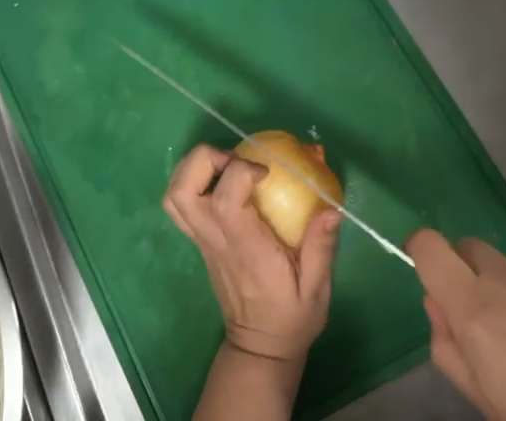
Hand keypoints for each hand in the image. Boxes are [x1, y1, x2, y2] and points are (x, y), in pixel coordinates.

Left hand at [163, 143, 340, 363]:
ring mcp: (202, 239)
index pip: (224, 200)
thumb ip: (321, 247)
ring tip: (228, 164)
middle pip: (183, 190)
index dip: (240, 172)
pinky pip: (179, 204)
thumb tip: (331, 209)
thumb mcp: (316, 287)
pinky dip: (191, 181)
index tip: (268, 171)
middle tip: (238, 160)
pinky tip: (221, 179)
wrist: (259, 346)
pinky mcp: (199, 240)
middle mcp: (215, 239)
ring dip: (194, 168)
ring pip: (174, 194)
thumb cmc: (290, 316)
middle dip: (206, 159)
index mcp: (245, 247)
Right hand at [409, 230, 505, 420]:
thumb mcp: (486, 402)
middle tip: (479, 318)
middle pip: (468, 247)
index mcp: (476, 311)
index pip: (429, 247)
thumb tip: (438, 307)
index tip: (423, 270)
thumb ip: (449, 349)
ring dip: (505, 292)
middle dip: (464, 272)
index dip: (418, 250)